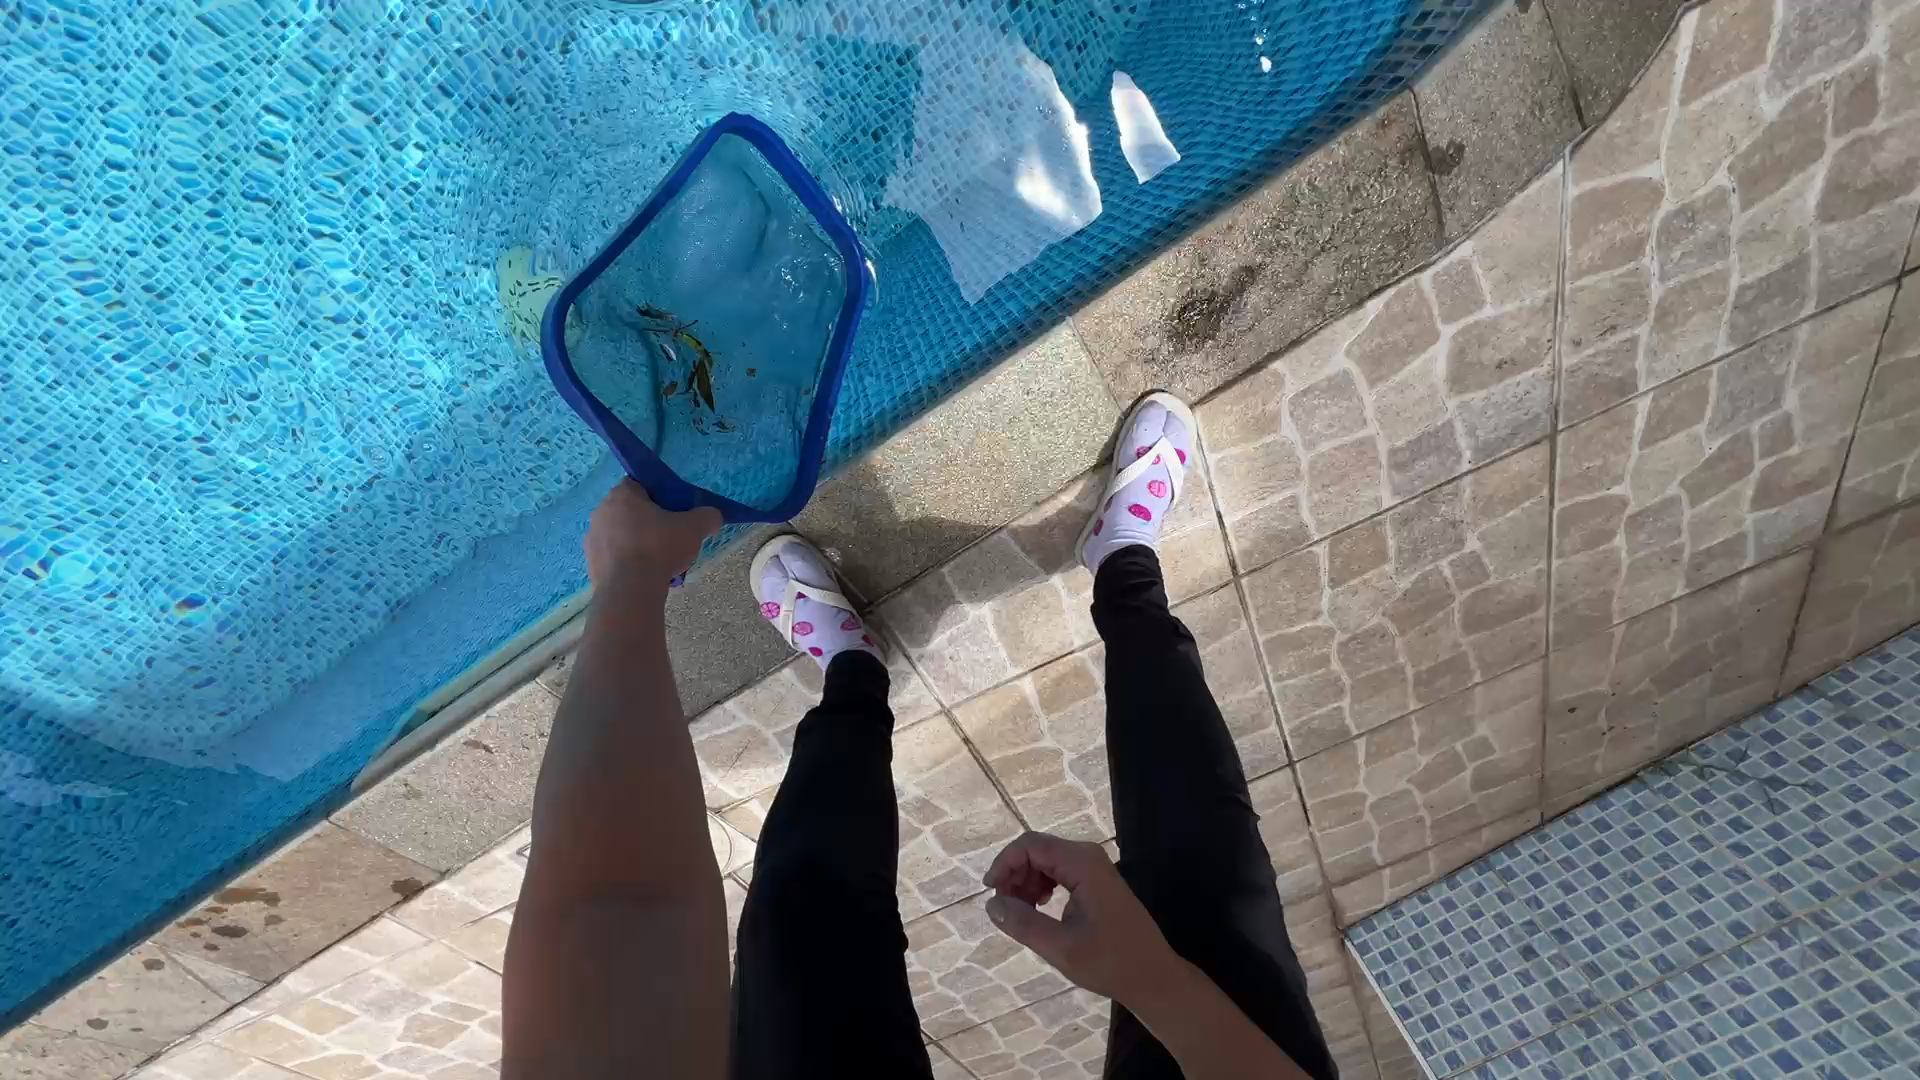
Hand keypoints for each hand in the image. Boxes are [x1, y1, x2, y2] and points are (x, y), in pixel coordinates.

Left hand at [584, 480, 722, 590]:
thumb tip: (712, 516)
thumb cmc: (660, 548)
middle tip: (671, 536)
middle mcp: (602, 511)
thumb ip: (707, 516)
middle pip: (631, 510)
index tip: (674, 511)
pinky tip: (646, 575)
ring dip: (639, 543)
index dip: (659, 495)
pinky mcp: (591, 562)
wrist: (631, 589)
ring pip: (622, 534)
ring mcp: (592, 538)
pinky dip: (629, 562)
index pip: (640, 484)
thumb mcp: (695, 527)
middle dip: (650, 521)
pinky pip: (615, 556)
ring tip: (660, 561)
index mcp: (623, 495)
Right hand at [983, 831, 1179, 1003]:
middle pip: (1037, 849)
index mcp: (1082, 863)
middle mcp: (1087, 855)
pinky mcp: (1095, 879)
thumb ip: (1023, 923)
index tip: (991, 892)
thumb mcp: (1061, 949)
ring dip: (1026, 881)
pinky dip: (1041, 885)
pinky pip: (1058, 870)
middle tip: (1004, 908)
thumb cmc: (1110, 962)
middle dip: (1015, 874)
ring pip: (1046, 859)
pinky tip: (1038, 908)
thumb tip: (992, 904)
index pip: (1031, 845)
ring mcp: (1093, 866)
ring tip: (1019, 912)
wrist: (1154, 977)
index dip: (1005, 863)